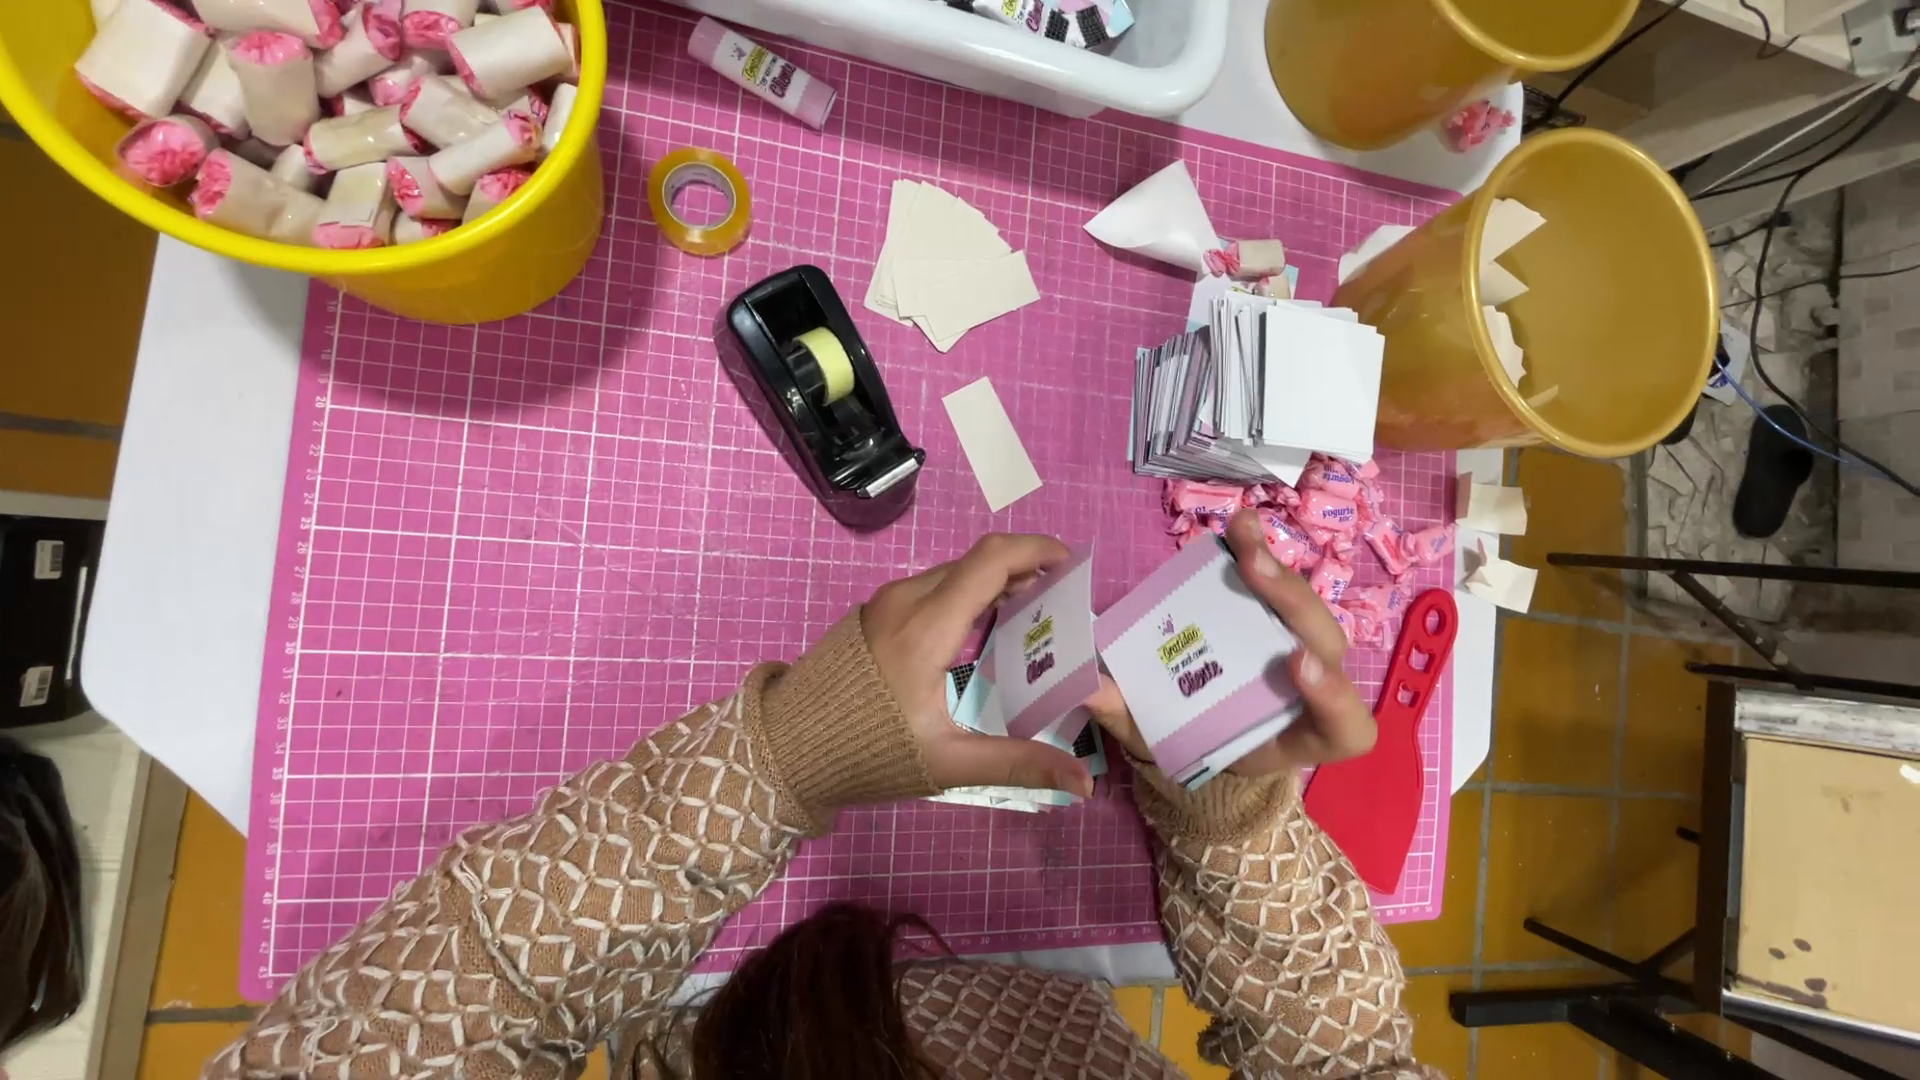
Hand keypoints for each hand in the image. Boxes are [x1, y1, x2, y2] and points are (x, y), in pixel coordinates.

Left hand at [863, 534, 1095, 796]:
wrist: (787, 747)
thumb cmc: (868, 752)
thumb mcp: (947, 762)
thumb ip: (1018, 763)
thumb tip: (1083, 783)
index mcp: (926, 627)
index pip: (990, 561)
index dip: (1036, 550)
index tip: (1071, 563)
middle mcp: (907, 599)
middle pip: (978, 562)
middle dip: (1025, 569)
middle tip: (1062, 600)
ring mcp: (889, 601)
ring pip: (956, 573)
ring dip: (997, 582)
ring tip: (1033, 613)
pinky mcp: (878, 610)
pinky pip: (935, 586)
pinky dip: (971, 594)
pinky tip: (987, 626)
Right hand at [1084, 509, 1375, 777]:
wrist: (1201, 725)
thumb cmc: (1191, 743)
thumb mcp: (1160, 742)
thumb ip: (1131, 719)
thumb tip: (1091, 687)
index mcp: (1300, 736)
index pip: (1345, 728)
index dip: (1332, 697)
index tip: (1295, 664)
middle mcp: (1312, 688)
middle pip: (1326, 645)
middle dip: (1293, 606)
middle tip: (1251, 571)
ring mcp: (1297, 647)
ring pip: (1306, 608)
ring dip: (1275, 570)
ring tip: (1241, 535)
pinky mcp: (1275, 618)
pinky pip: (1278, 585)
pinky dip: (1259, 554)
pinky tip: (1237, 527)